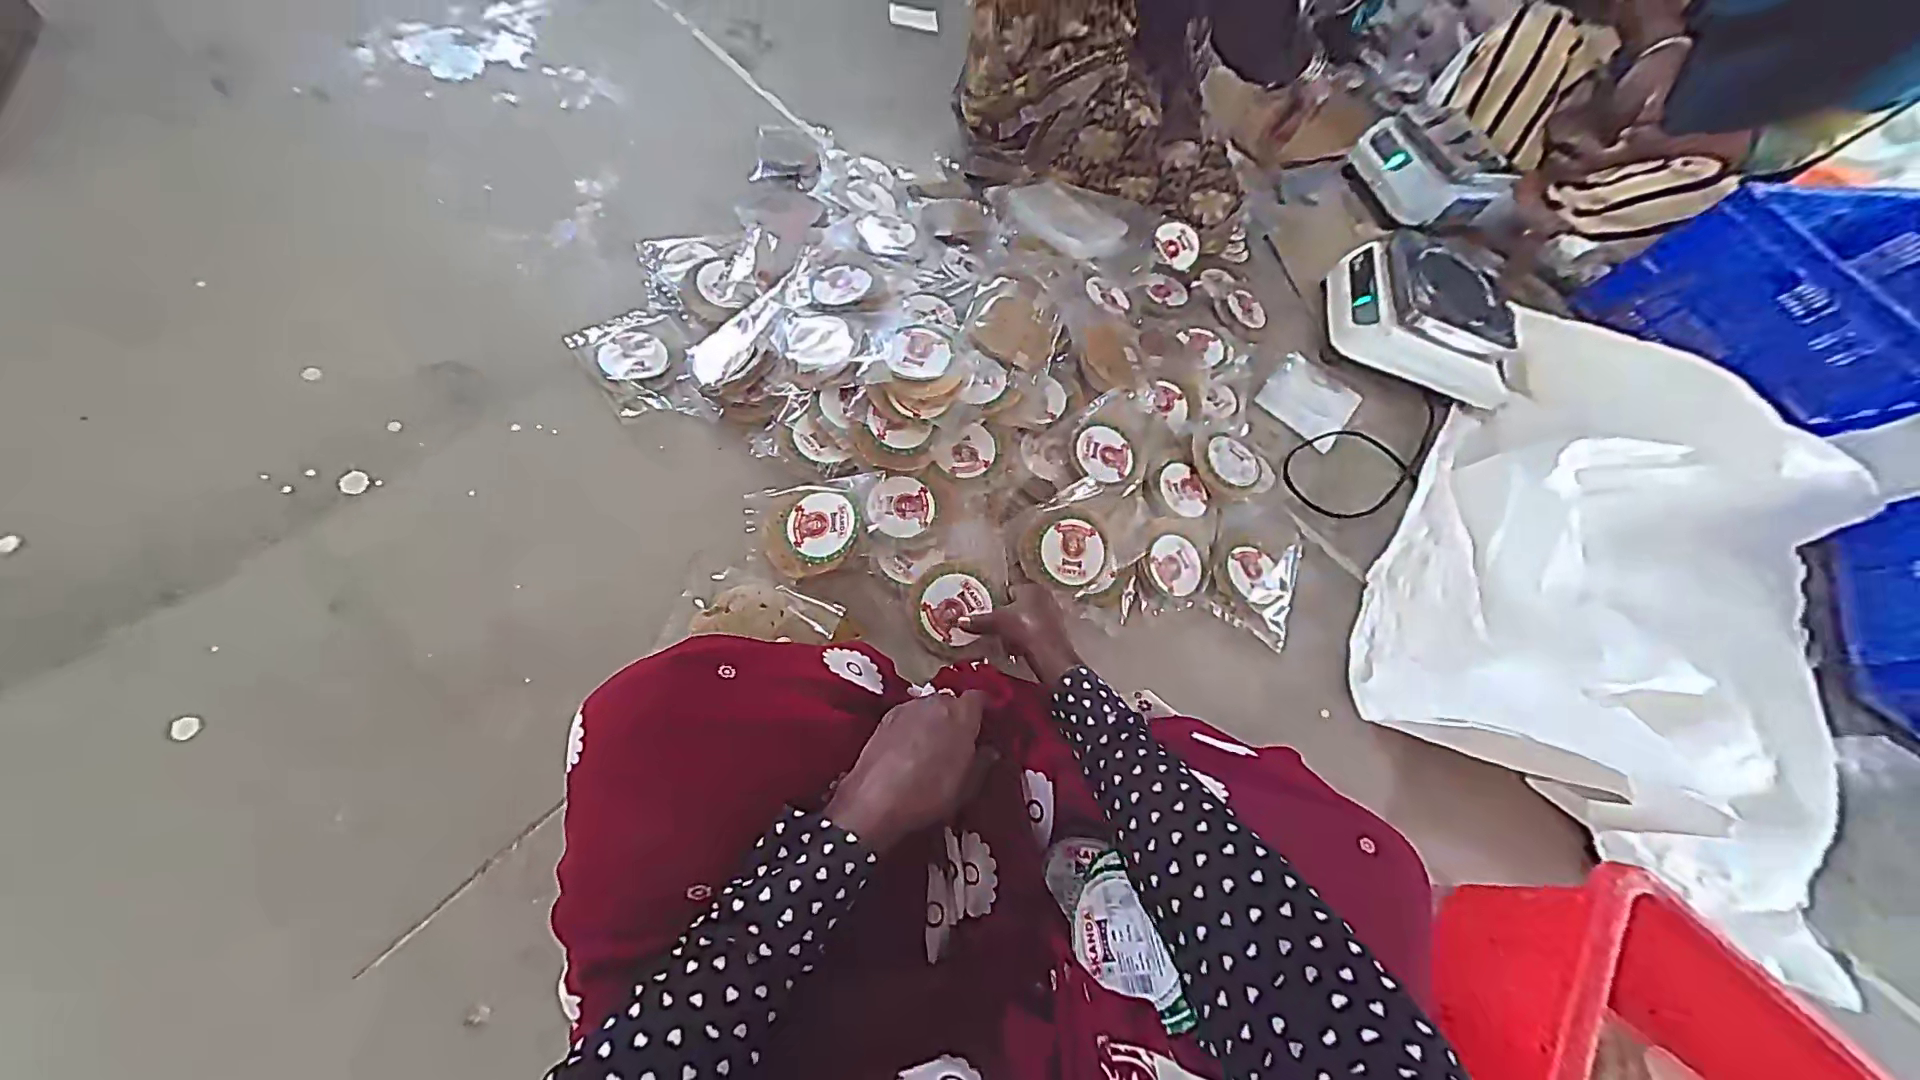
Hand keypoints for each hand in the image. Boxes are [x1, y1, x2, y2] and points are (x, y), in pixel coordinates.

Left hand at [825, 690, 989, 852]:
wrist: (874, 800)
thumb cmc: (929, 794)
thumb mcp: (966, 787)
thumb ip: (983, 762)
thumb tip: (990, 750)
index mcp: (961, 714)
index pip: (979, 697)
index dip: (986, 708)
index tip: (989, 722)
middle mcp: (935, 702)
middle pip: (953, 701)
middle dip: (959, 716)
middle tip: (962, 740)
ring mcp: (908, 707)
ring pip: (929, 708)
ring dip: (935, 721)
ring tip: (934, 746)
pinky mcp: (885, 717)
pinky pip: (909, 716)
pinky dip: (914, 727)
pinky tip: (911, 749)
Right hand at [958, 585, 1081, 685]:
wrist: (1049, 656)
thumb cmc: (1023, 629)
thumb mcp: (996, 622)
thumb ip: (978, 620)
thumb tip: (958, 620)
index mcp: (1031, 587)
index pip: (1009, 588)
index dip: (996, 597)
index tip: (985, 608)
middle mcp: (1044, 596)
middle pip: (1017, 603)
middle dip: (1005, 614)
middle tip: (990, 624)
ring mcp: (1052, 614)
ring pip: (1026, 618)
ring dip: (1014, 628)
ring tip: (1001, 638)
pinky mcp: (1055, 631)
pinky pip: (1033, 631)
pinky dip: (1023, 637)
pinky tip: (1015, 647)